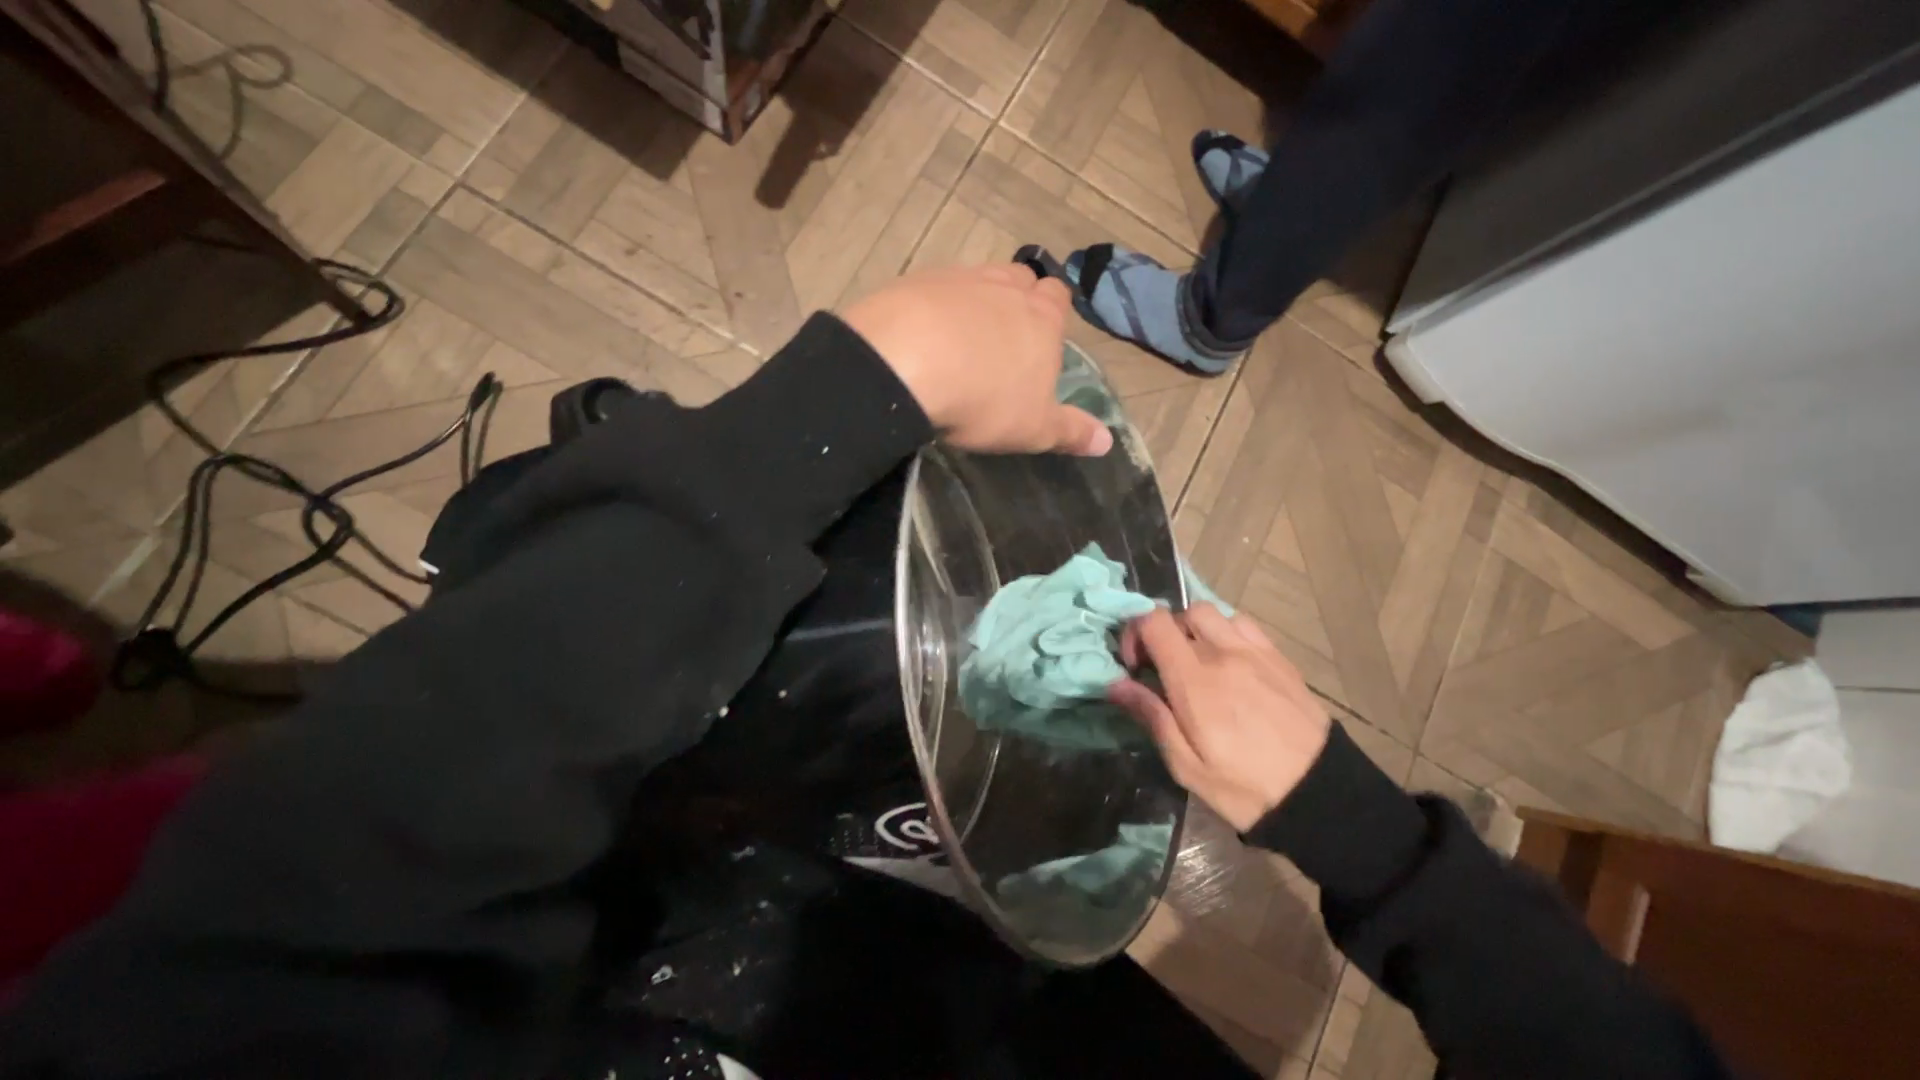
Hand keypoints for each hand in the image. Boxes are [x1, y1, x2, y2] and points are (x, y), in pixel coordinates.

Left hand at [839, 264, 1113, 456]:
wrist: (905, 364)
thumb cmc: (983, 399)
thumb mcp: (1033, 428)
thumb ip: (1070, 431)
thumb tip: (1107, 441)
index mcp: (1042, 317)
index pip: (1059, 297)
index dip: (1053, 312)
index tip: (1043, 335)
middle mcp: (1005, 287)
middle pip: (1020, 279)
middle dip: (1017, 299)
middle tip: (1004, 335)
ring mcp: (959, 279)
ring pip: (978, 279)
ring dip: (975, 302)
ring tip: (962, 336)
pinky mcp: (916, 282)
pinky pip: (934, 289)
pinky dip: (933, 307)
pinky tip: (922, 334)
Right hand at [1110, 605, 1332, 831]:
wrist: (1318, 794)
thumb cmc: (1244, 787)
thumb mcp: (1187, 766)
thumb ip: (1152, 717)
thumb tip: (1116, 684)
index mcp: (1195, 681)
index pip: (1154, 622)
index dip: (1134, 633)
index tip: (1134, 666)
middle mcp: (1224, 654)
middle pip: (1183, 613)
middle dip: (1164, 633)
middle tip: (1163, 667)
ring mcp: (1256, 652)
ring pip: (1214, 614)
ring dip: (1196, 630)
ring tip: (1196, 662)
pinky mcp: (1279, 658)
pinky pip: (1244, 625)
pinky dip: (1226, 632)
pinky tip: (1229, 662)